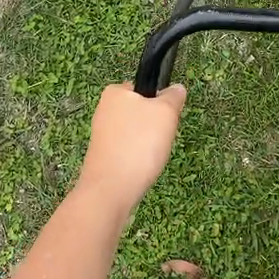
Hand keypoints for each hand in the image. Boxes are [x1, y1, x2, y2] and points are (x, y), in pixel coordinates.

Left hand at [75, 83, 187, 211]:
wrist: (111, 190)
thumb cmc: (139, 144)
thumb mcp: (166, 113)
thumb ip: (173, 97)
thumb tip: (177, 88)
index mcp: (114, 92)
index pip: (144, 89)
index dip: (160, 103)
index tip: (167, 119)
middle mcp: (103, 110)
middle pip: (141, 113)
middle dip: (154, 127)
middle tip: (160, 139)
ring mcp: (101, 135)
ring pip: (135, 134)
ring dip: (146, 145)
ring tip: (150, 157)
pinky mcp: (102, 157)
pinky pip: (127, 152)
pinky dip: (136, 159)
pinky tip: (141, 169)